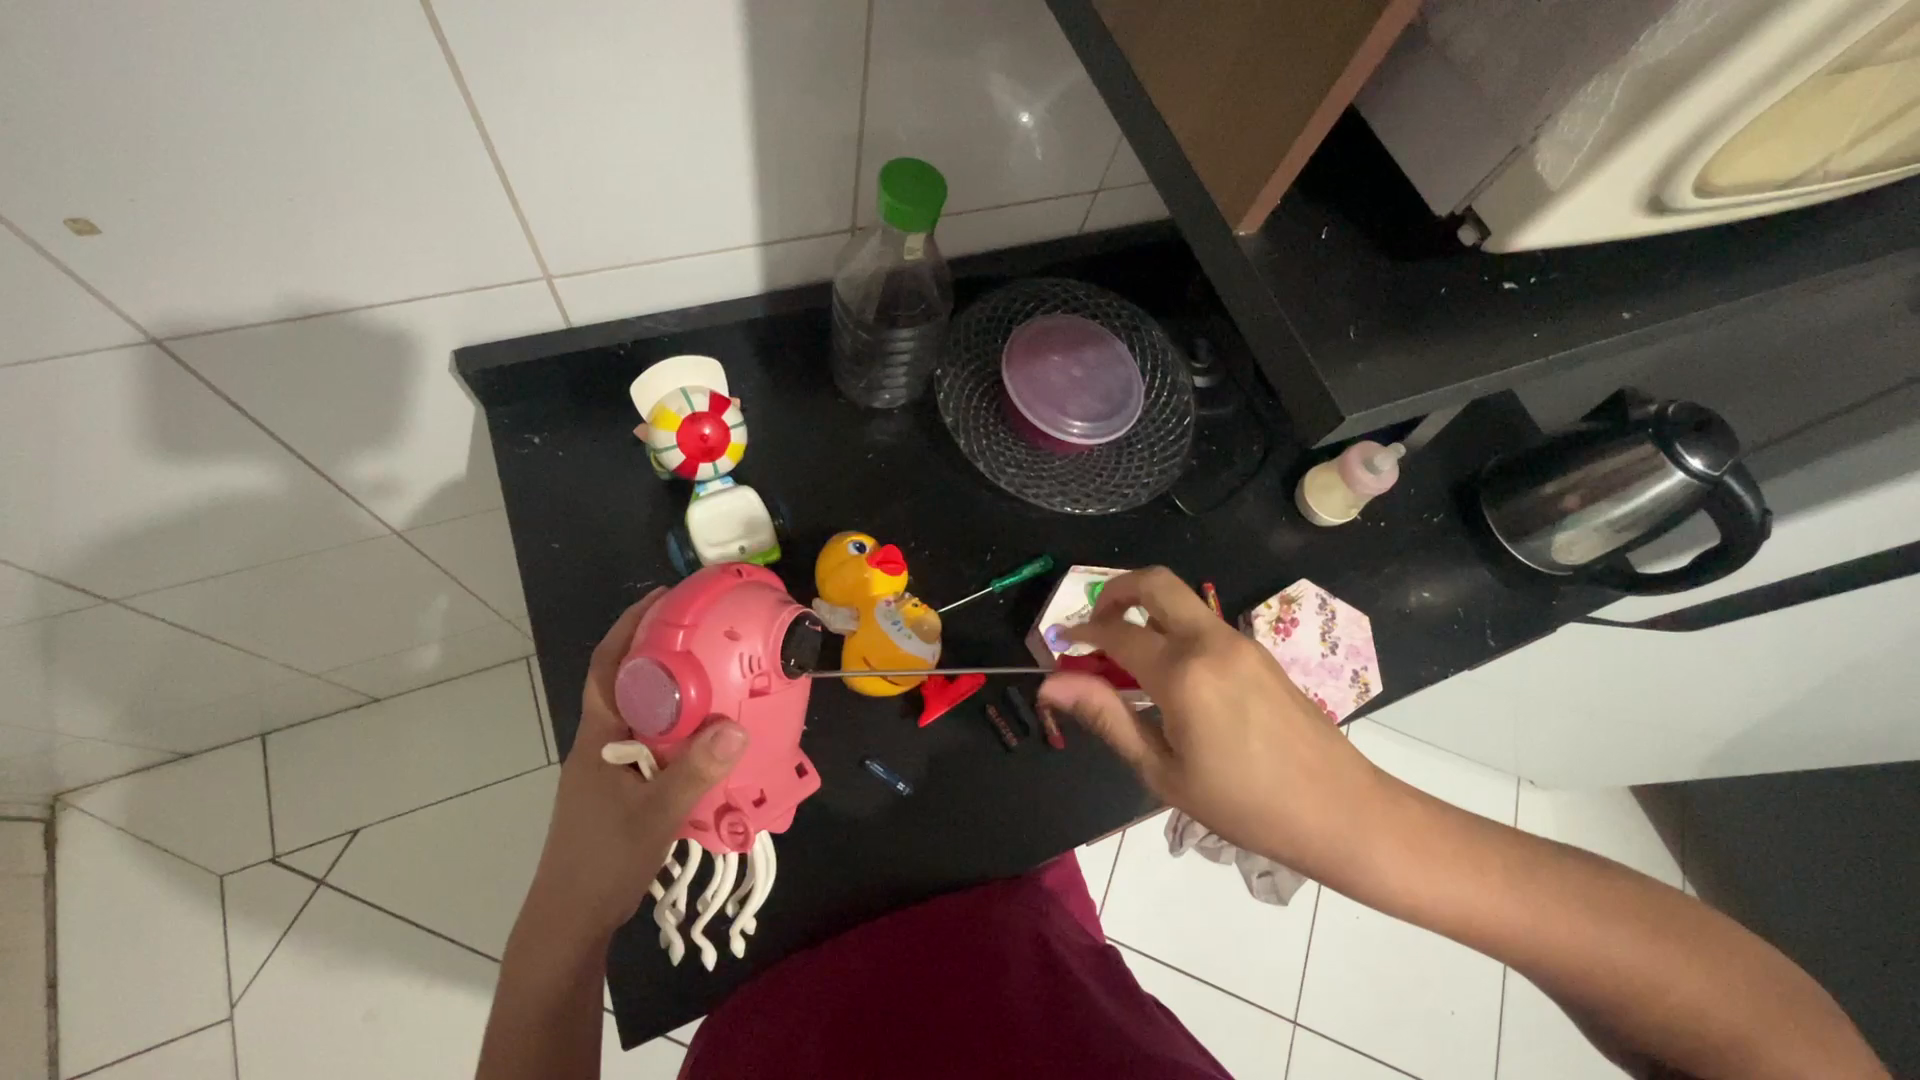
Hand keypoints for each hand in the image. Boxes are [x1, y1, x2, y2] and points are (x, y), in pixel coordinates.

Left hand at [526, 588, 749, 940]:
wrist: (570, 918)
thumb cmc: (602, 861)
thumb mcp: (655, 814)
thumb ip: (695, 771)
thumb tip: (738, 726)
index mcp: (599, 737)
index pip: (610, 666)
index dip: (631, 626)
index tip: (665, 597)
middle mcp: (601, 743)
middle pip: (628, 681)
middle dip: (661, 649)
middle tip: (708, 631)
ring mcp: (609, 767)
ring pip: (642, 712)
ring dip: (673, 688)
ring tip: (718, 675)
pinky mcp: (621, 787)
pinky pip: (653, 740)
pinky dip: (679, 726)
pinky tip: (709, 737)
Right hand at [1037, 568, 1384, 879]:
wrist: (1340, 810)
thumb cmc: (1244, 804)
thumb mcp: (1163, 771)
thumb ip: (1107, 717)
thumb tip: (1051, 685)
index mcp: (1183, 673)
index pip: (1116, 634)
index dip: (1081, 634)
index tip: (1059, 645)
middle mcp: (1210, 642)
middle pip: (1154, 582)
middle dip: (1114, 592)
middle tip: (1093, 626)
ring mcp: (1239, 642)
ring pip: (1181, 599)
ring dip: (1145, 610)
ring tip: (1124, 658)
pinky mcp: (1258, 653)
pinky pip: (1202, 623)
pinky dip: (1172, 628)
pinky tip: (1167, 676)